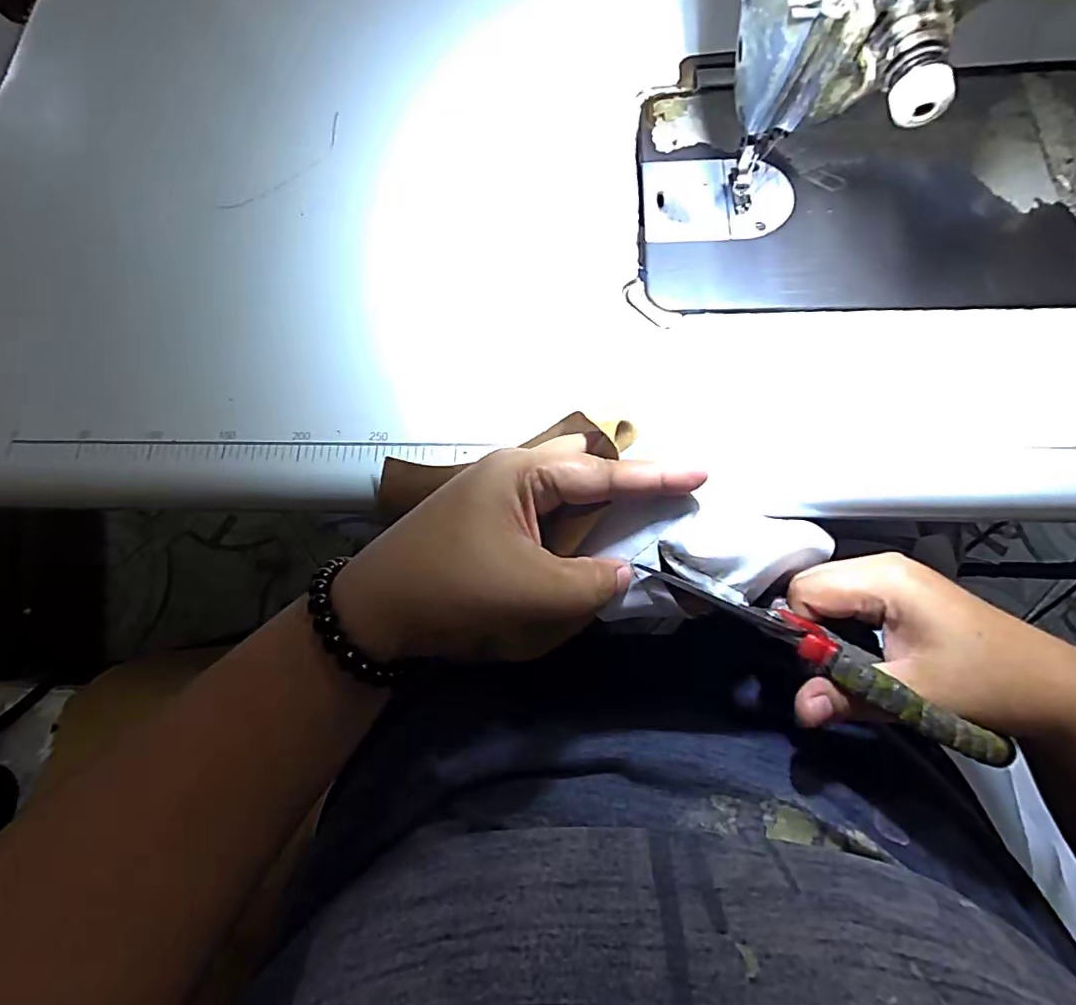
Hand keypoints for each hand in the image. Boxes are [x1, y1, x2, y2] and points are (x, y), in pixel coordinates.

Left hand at [331, 437, 705, 662]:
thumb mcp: (533, 595)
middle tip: (657, 500)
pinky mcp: (484, 518)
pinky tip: (576, 542)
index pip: (604, 473)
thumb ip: (591, 583)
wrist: (374, 612)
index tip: (701, 472)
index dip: (656, 477)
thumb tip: (623, 572)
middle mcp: (509, 471)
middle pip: (581, 462)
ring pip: (560, 485)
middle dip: (622, 478)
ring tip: (623, 523)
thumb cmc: (454, 593)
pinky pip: (542, 508)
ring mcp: (492, 493)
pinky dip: (568, 522)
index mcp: (522, 474)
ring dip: (593, 502)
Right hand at [786, 553, 1075, 751]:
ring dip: (828, 633)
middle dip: (811, 631)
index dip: (801, 631)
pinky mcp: (900, 593)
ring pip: (828, 595)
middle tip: (834, 672)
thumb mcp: (915, 693)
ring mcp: (893, 577)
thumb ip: (848, 695)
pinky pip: (848, 601)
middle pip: (812, 587)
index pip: (804, 590)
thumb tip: (800, 708)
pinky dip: (845, 629)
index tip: (818, 670)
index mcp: (884, 577)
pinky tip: (865, 657)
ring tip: (851, 668)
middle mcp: (883, 566)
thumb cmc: (990, 682)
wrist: (1052, 688)